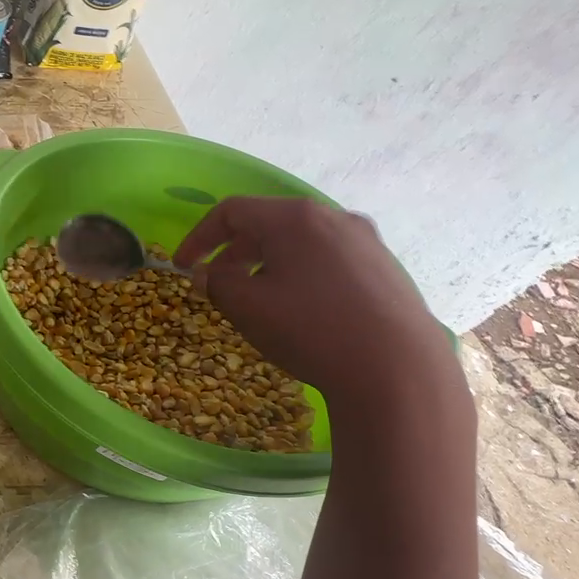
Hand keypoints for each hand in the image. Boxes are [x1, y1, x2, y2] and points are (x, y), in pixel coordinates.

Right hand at [173, 197, 453, 405]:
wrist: (396, 367)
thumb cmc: (310, 329)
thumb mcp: (245, 306)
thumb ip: (216, 282)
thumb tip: (206, 273)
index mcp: (294, 218)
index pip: (231, 211)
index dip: (199, 237)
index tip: (182, 267)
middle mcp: (332, 217)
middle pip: (267, 222)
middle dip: (232, 251)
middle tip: (214, 283)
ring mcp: (364, 240)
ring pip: (299, 241)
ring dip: (265, 262)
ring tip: (255, 297)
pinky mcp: (384, 266)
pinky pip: (326, 258)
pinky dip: (298, 272)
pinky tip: (298, 307)